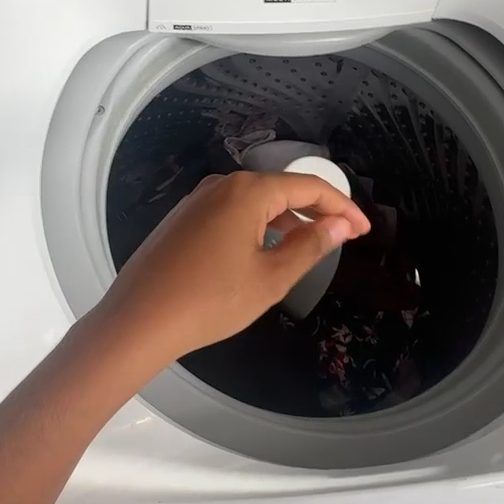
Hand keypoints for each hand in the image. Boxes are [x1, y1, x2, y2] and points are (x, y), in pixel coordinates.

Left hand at [96, 171, 370, 363]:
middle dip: (316, 210)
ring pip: (255, 200)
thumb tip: (341, 224)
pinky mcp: (183, 218)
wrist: (138, 319)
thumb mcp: (271, 278)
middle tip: (344, 237)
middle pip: (281, 189)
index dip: (341, 206)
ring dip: (287, 218)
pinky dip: (258, 224)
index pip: (308, 187)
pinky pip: (232, 211)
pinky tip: (264, 250)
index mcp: (248, 191)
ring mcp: (198, 199)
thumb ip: (310, 246)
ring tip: (309, 245)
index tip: (365, 229)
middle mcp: (222, 184)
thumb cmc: (211, 300)